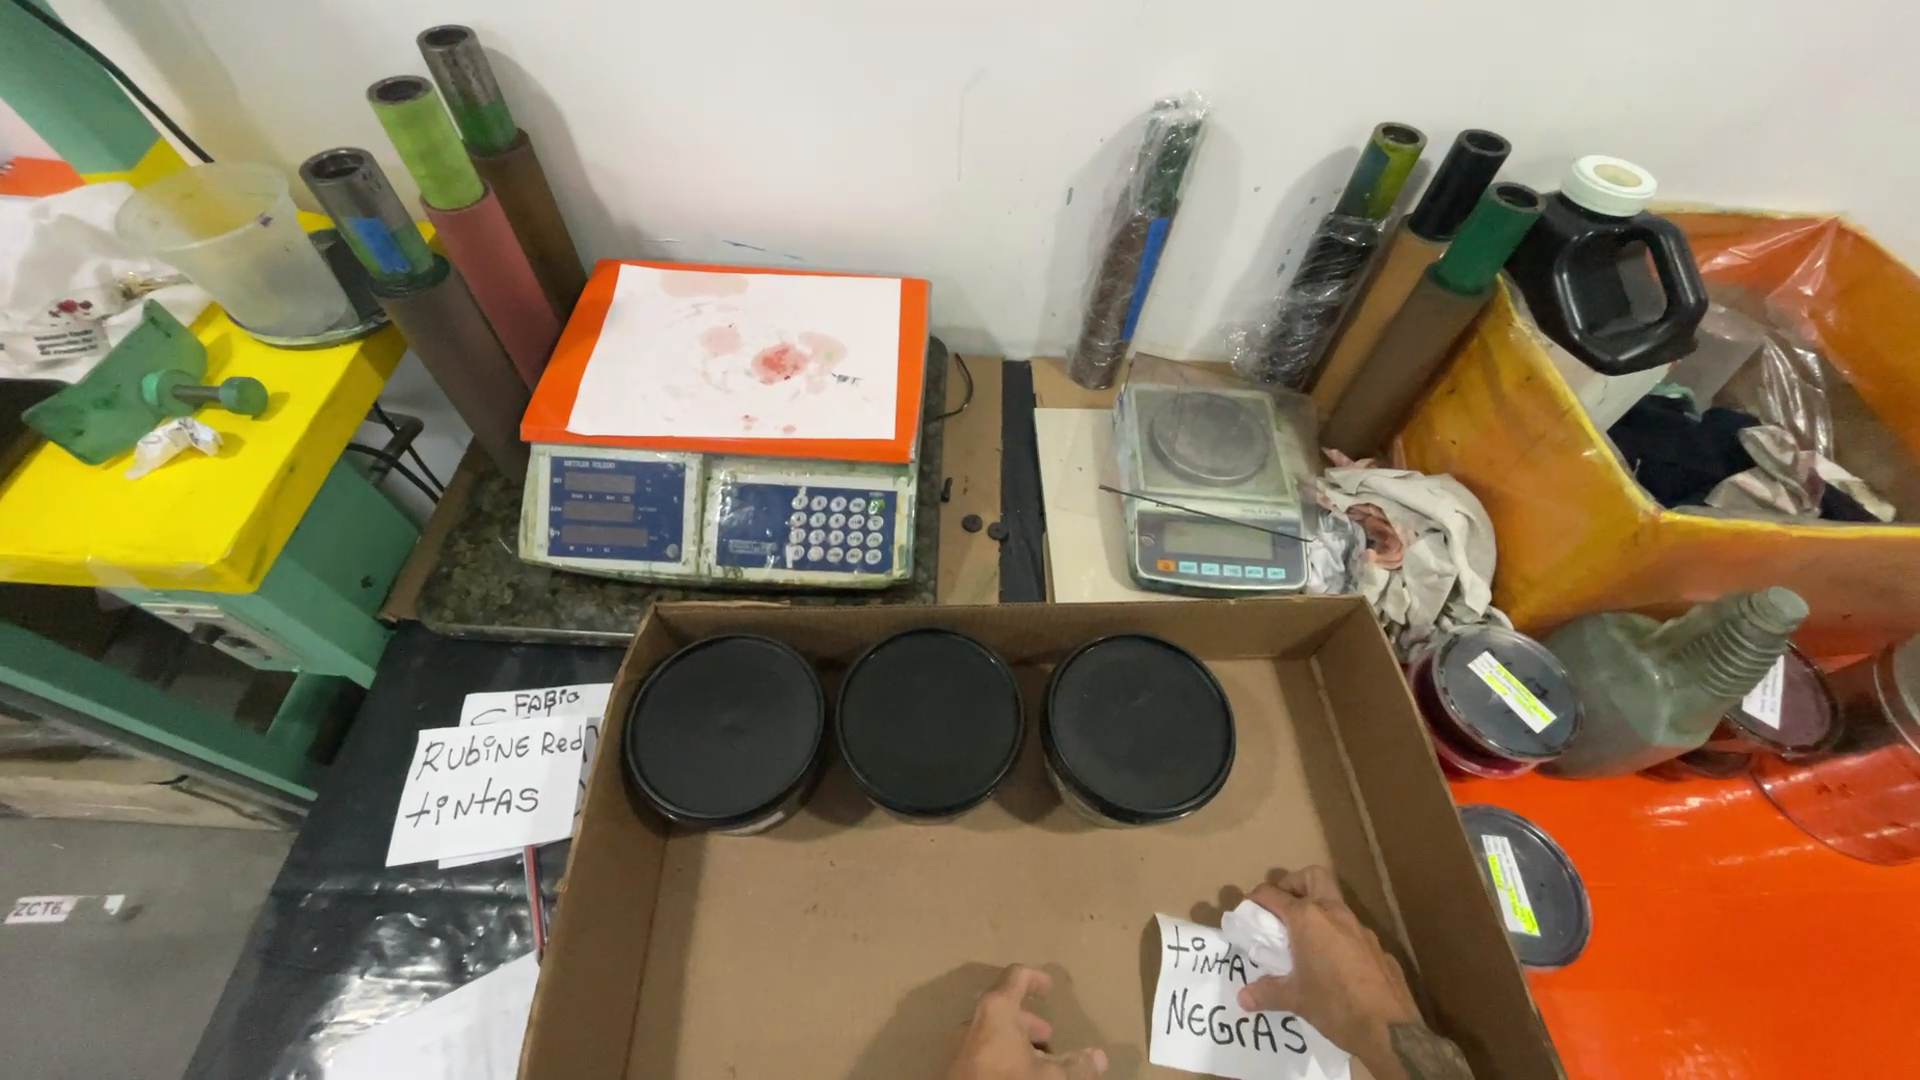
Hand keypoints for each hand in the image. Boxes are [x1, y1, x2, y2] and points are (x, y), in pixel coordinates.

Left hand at [947, 965, 1108, 1079]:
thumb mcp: (1049, 1077)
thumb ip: (1076, 1065)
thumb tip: (1099, 1057)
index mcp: (998, 1007)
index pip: (1017, 976)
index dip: (1037, 978)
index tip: (1050, 988)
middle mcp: (977, 1018)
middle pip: (1006, 1007)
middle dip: (1030, 1022)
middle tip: (1049, 1038)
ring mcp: (964, 1042)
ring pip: (995, 1031)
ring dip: (1018, 1042)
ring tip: (1038, 1063)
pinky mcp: (959, 1066)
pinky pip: (985, 1050)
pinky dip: (1003, 1055)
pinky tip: (1018, 1074)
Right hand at [1236, 867, 1422, 1079]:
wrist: (1393, 1033)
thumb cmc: (1336, 1005)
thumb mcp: (1295, 999)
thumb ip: (1267, 993)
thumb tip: (1242, 999)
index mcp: (1308, 918)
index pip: (1273, 894)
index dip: (1256, 898)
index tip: (1248, 909)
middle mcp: (1335, 914)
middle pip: (1313, 877)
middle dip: (1295, 884)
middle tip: (1284, 907)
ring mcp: (1362, 931)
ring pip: (1336, 905)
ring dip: (1319, 913)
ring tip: (1308, 941)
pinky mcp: (1380, 950)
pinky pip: (1355, 933)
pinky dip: (1341, 939)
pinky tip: (1338, 966)